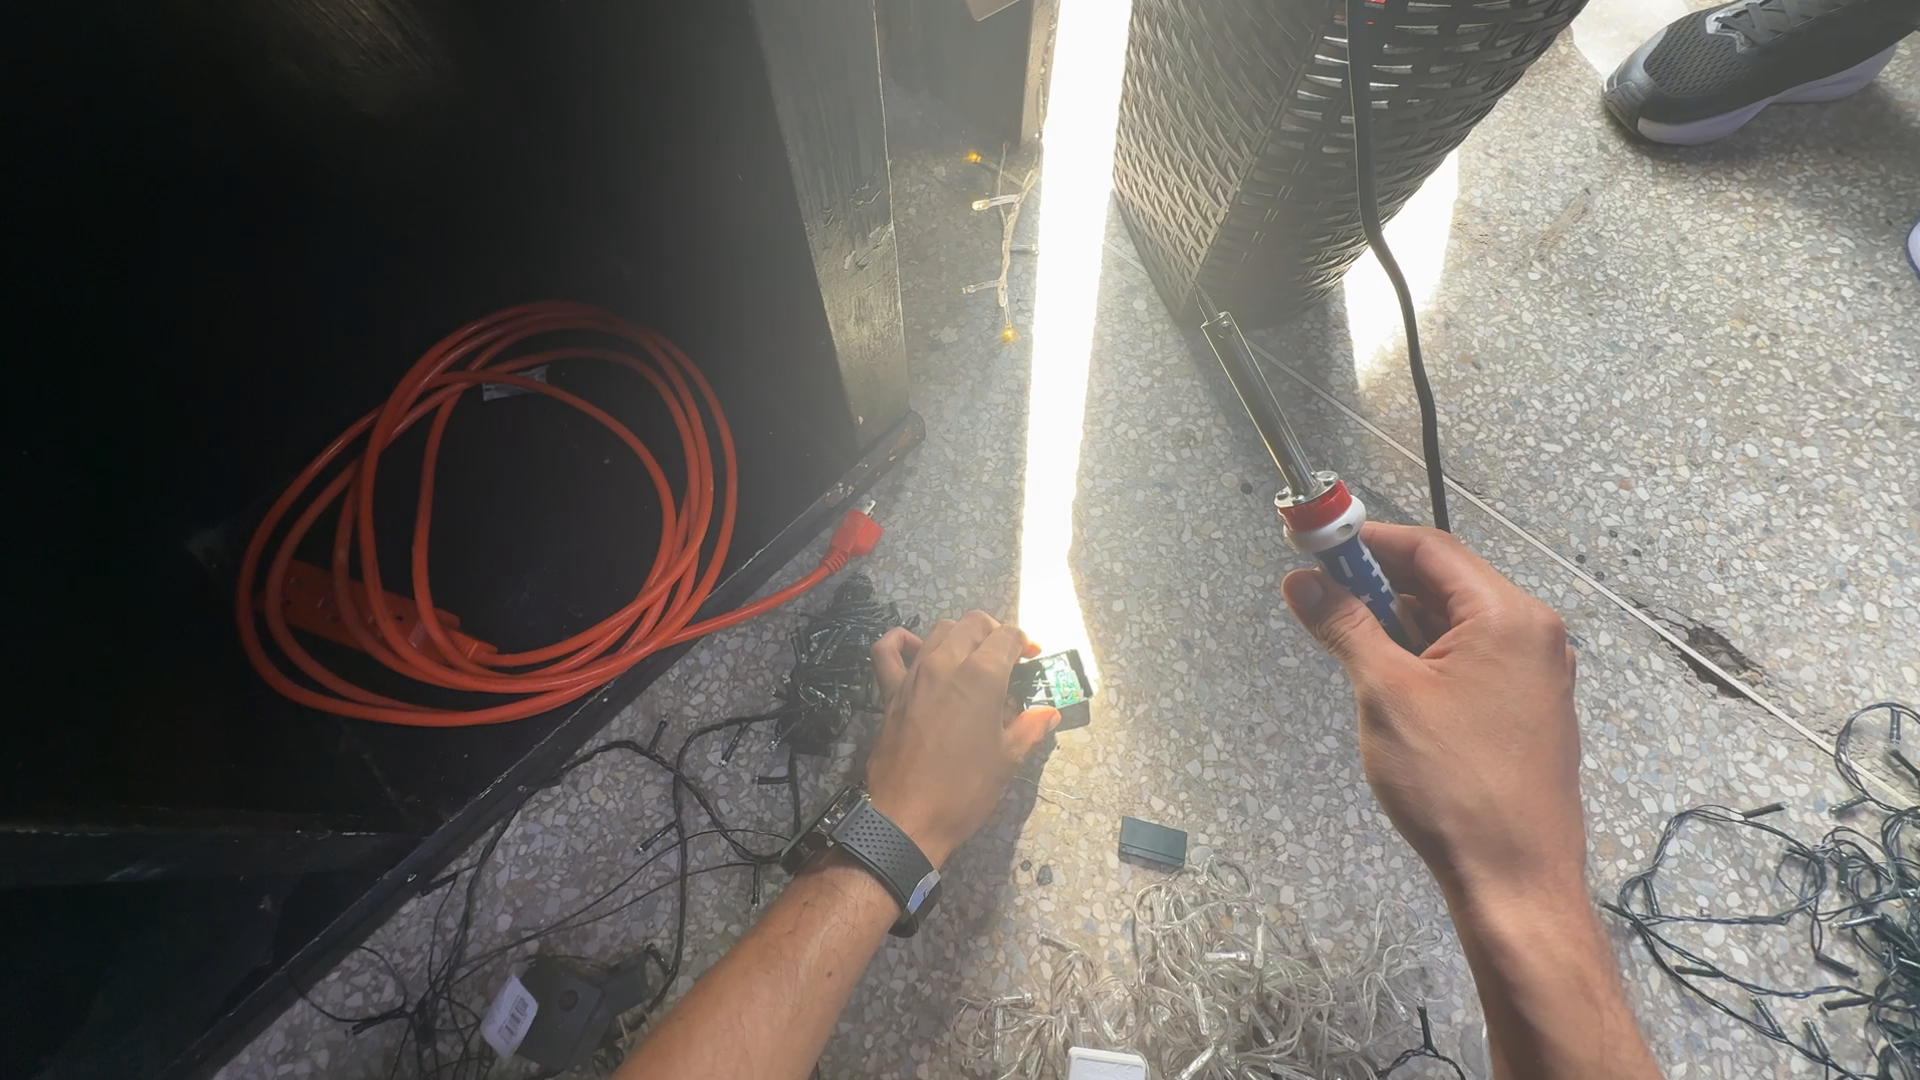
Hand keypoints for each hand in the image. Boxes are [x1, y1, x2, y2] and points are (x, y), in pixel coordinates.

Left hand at [866, 612, 1059, 866]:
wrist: (908, 818)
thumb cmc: (965, 789)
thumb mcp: (1008, 760)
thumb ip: (1030, 727)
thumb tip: (1049, 712)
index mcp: (982, 676)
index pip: (1008, 635)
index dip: (1024, 643)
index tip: (1031, 660)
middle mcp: (947, 663)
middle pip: (974, 623)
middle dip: (995, 633)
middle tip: (1006, 659)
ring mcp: (915, 673)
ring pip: (939, 630)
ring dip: (961, 636)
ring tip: (972, 659)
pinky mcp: (890, 690)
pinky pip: (887, 651)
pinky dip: (902, 642)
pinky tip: (918, 651)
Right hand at [1282, 523, 1585, 908]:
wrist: (1513, 879)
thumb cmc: (1450, 777)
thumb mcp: (1385, 691)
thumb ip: (1343, 625)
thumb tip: (1300, 580)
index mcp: (1508, 616)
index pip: (1429, 549)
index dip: (1366, 540)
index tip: (1312, 545)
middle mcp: (1529, 633)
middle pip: (1440, 580)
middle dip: (1375, 582)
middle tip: (1319, 598)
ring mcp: (1530, 672)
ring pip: (1446, 620)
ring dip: (1392, 620)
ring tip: (1346, 644)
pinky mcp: (1519, 705)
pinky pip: (1460, 654)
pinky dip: (1415, 651)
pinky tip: (1384, 678)